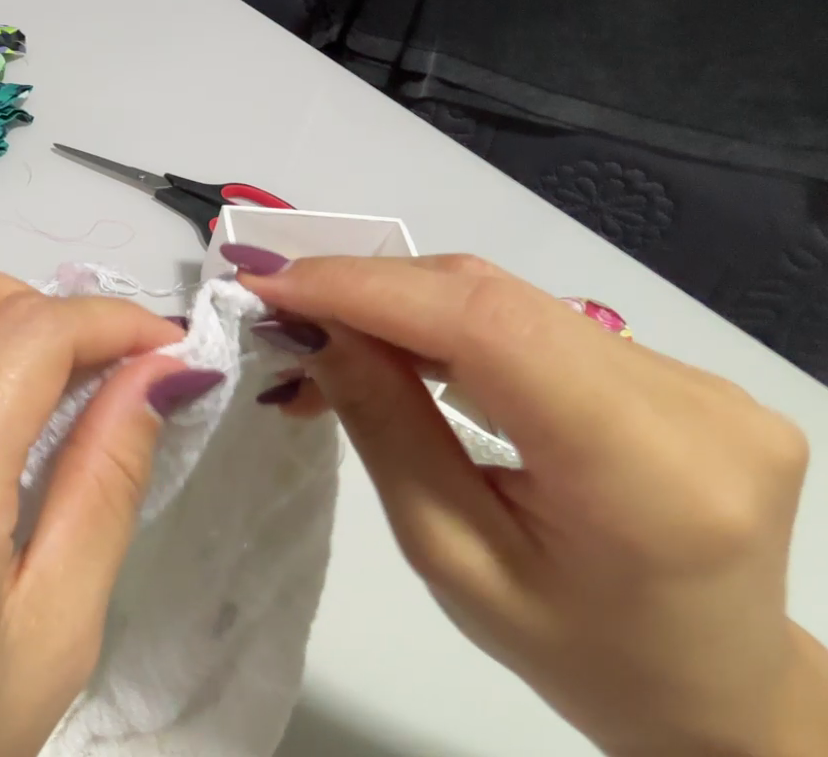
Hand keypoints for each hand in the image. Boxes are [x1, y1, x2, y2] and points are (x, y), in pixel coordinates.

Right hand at [231, 249, 825, 756]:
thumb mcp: (448, 553)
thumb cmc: (568, 647)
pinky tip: (389, 350)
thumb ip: (386, 429)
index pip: (486, 326)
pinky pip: (526, 317)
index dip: (363, 289)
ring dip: (392, 305)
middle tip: (274, 314)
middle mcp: (692, 403)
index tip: (265, 287)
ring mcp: (695, 379)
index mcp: (646, 471)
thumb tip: (314, 332)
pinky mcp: (676, 371)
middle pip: (491, 296)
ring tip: (316, 341)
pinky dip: (436, 322)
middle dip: (363, 290)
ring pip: (502, 297)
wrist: (709, 686)